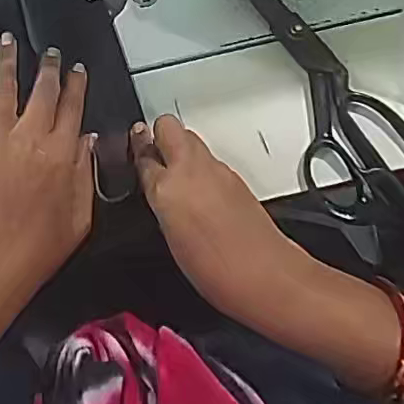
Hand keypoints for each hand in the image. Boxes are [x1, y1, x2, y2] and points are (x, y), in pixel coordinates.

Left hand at [0, 33, 93, 312]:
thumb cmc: (35, 249)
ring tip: (8, 42)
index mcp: (60, 155)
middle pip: (42, 91)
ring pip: (2, 90)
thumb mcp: (80, 217)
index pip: (72, 107)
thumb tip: (88, 142)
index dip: (76, 84)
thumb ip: (86, 173)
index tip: (76, 71)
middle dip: (48, 67)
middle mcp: (29, 141)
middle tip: (50, 53)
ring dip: (7, 62)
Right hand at [133, 116, 312, 330]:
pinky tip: (201, 194)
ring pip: (191, 139)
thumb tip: (154, 187)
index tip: (135, 154)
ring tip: (177, 175)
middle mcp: (192, 170)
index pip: (142, 153)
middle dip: (159, 134)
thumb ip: (159, 201)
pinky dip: (202, 169)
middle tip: (154, 153)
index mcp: (166, 187)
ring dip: (181, 149)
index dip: (138, 153)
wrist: (267, 277)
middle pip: (168, 126)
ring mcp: (217, 170)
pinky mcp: (236, 178)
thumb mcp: (170, 238)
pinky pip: (210, 161)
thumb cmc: (219, 269)